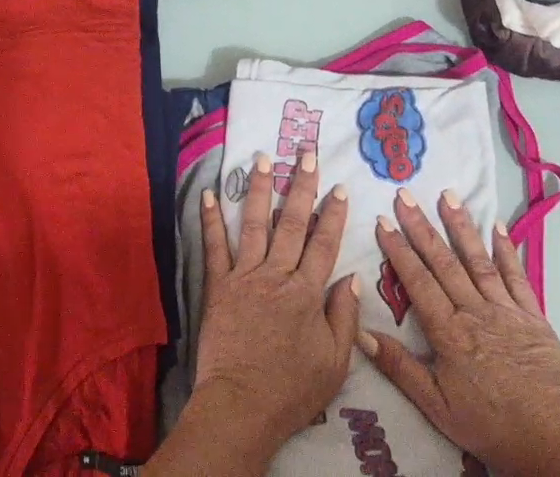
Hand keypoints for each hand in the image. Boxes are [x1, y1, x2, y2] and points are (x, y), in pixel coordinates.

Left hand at [192, 150, 359, 453]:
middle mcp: (277, 276)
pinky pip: (214, 247)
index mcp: (308, 294)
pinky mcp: (218, 286)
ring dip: (259, 189)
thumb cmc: (293, 389)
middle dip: (301, 186)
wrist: (242, 405)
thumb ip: (344, 317)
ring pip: (254, 224)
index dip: (333, 215)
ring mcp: (245, 277)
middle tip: (306, 154)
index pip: (324, 244)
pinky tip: (208, 194)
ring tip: (263, 158)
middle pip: (292, 223)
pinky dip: (211, 219)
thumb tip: (351, 278)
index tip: (339, 187)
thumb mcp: (336, 361)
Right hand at [361, 190, 559, 476]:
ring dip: (460, 226)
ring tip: (447, 194)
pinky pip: (517, 277)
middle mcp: (475, 312)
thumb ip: (400, 368)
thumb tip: (360, 332)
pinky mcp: (533, 317)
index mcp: (449, 332)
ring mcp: (506, 311)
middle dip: (421, 226)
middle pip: (443, 262)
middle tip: (404, 194)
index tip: (382, 221)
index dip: (398, 250)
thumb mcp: (438, 408)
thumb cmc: (494, 428)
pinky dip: (507, 250)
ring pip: (478, 260)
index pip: (417, 282)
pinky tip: (498, 226)